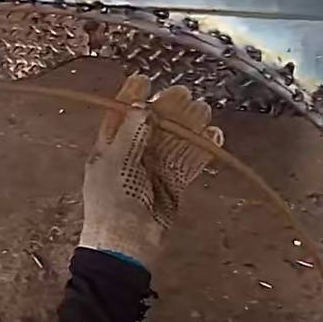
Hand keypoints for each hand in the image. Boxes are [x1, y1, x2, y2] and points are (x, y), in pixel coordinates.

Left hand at [78, 75, 221, 268]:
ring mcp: (153, 172)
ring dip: (188, 126)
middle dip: (167, 109)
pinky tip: (213, 136)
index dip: (130, 96)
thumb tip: (140, 105)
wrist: (127, 244)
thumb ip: (131, 132)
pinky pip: (188, 163)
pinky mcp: (172, 186)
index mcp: (109, 149)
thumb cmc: (113, 201)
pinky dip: (201, 150)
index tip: (144, 77)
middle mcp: (131, 157)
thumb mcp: (116, 162)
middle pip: (152, 126)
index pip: (120, 116)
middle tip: (184, 93)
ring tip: (203, 109)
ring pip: (173, 142)